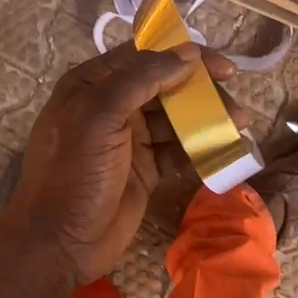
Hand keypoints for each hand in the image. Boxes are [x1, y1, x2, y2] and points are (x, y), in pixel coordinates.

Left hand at [6, 43, 239, 287]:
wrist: (58, 244)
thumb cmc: (73, 172)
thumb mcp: (100, 116)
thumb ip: (142, 79)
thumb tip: (187, 53)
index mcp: (92, 83)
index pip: (145, 56)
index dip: (185, 56)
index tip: (223, 68)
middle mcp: (112, 104)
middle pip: (165, 86)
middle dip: (201, 92)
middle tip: (235, 104)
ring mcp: (129, 138)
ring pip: (175, 118)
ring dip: (206, 120)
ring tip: (239, 127)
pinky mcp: (144, 168)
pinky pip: (177, 149)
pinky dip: (200, 148)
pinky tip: (225, 151)